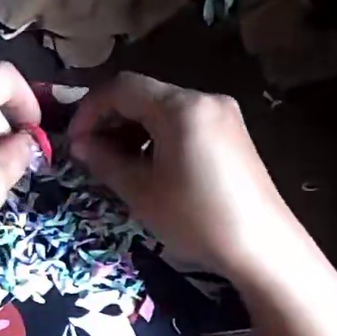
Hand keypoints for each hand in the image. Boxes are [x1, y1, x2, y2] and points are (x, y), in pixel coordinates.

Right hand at [68, 72, 303, 285]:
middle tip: (91, 155)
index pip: (122, 87)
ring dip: (133, 129)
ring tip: (117, 165)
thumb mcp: (142, 192)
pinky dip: (158, 136)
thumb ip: (105, 161)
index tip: (74, 142)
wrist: (262, 248)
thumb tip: (81, 145)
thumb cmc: (196, 219)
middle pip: (144, 94)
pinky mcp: (232, 134)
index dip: (90, 110)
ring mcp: (223, 115)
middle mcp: (205, 99)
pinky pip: (185, 122)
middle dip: (111, 120)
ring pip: (164, 109)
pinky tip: (150, 167)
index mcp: (181, 107)